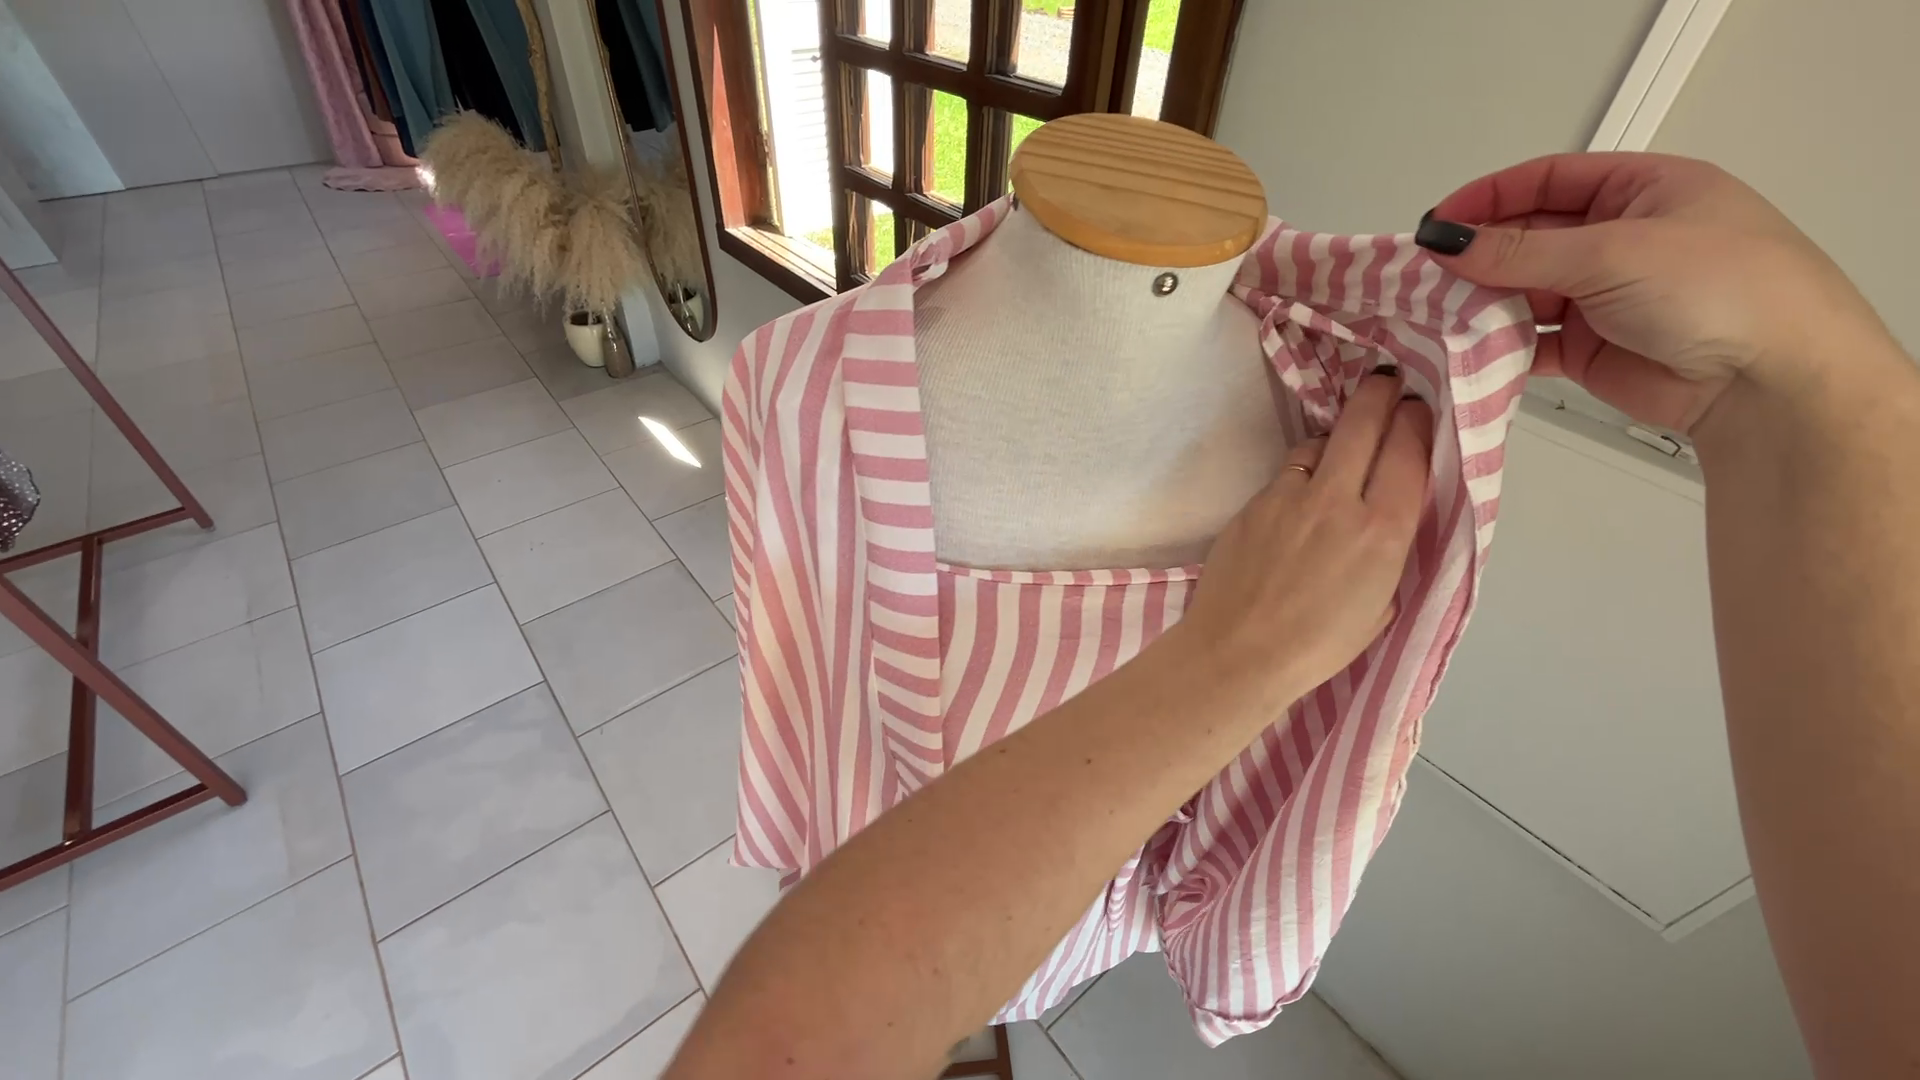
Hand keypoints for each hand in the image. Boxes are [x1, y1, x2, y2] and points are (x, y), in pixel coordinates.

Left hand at [1178, 371, 1433, 702]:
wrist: (1239, 651)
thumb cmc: (1318, 645)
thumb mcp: (1381, 603)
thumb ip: (1389, 551)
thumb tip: (1386, 520)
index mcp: (1384, 531)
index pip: (1409, 450)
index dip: (1416, 421)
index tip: (1418, 408)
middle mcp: (1338, 501)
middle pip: (1364, 424)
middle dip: (1379, 395)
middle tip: (1386, 382)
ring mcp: (1289, 497)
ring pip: (1320, 443)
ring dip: (1337, 437)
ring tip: (1344, 444)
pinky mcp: (1253, 504)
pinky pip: (1286, 473)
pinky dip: (1300, 473)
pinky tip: (1301, 494)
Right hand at [1416, 152, 1889, 432]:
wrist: (1766, 382)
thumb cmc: (1715, 288)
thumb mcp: (1612, 252)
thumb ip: (1518, 251)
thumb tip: (1441, 243)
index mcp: (1641, 191)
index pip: (1547, 181)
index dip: (1488, 197)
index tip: (1436, 225)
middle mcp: (1617, 239)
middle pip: (1526, 238)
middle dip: (1477, 256)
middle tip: (1423, 277)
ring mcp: (1600, 296)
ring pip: (1520, 291)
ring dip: (1480, 302)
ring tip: (1435, 315)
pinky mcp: (1585, 346)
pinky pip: (1526, 339)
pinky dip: (1495, 344)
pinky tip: (1466, 348)